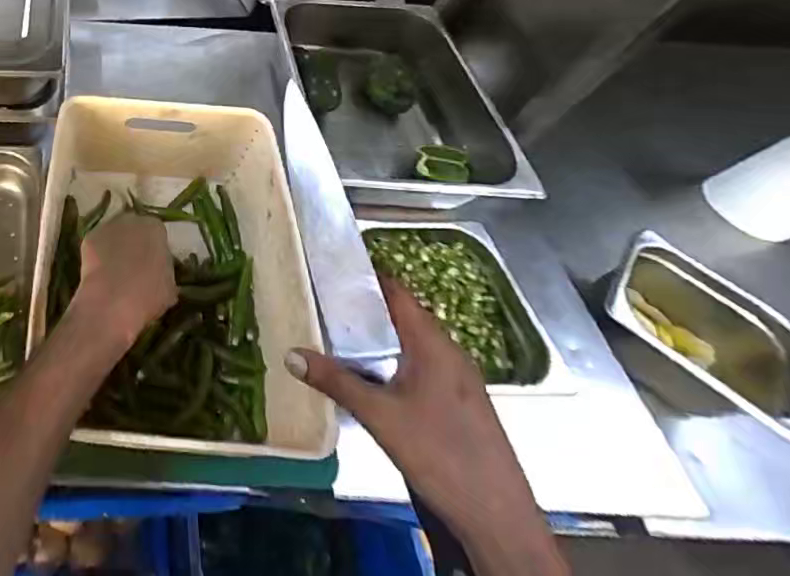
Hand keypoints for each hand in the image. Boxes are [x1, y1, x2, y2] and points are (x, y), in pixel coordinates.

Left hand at [69, 214, 177, 348]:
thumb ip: (165, 271)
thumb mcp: (169, 286)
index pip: (157, 233)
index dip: (154, 249)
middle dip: (134, 242)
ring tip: (114, 270)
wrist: (112, 302)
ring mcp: (107, 226)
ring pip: (114, 234)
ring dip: (115, 246)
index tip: (153, 264)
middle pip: (134, 228)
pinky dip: (98, 255)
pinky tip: (100, 273)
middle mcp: (132, 219)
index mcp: (155, 228)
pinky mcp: (89, 238)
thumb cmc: (147, 295)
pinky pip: (97, 245)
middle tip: (134, 265)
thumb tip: (160, 274)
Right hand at [286, 278, 561, 572]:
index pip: (397, 292)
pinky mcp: (460, 402)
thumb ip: (336, 382)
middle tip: (325, 305)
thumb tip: (290, 355)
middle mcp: (449, 352)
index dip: (366, 278)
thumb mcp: (380, 416)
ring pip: (412, 343)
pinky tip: (373, 378)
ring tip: (339, 337)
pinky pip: (422, 365)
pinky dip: (394, 360)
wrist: (498, 517)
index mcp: (432, 343)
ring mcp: (458, 378)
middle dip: (367, 309)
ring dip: (380, 337)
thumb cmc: (440, 454)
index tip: (332, 272)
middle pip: (404, 315)